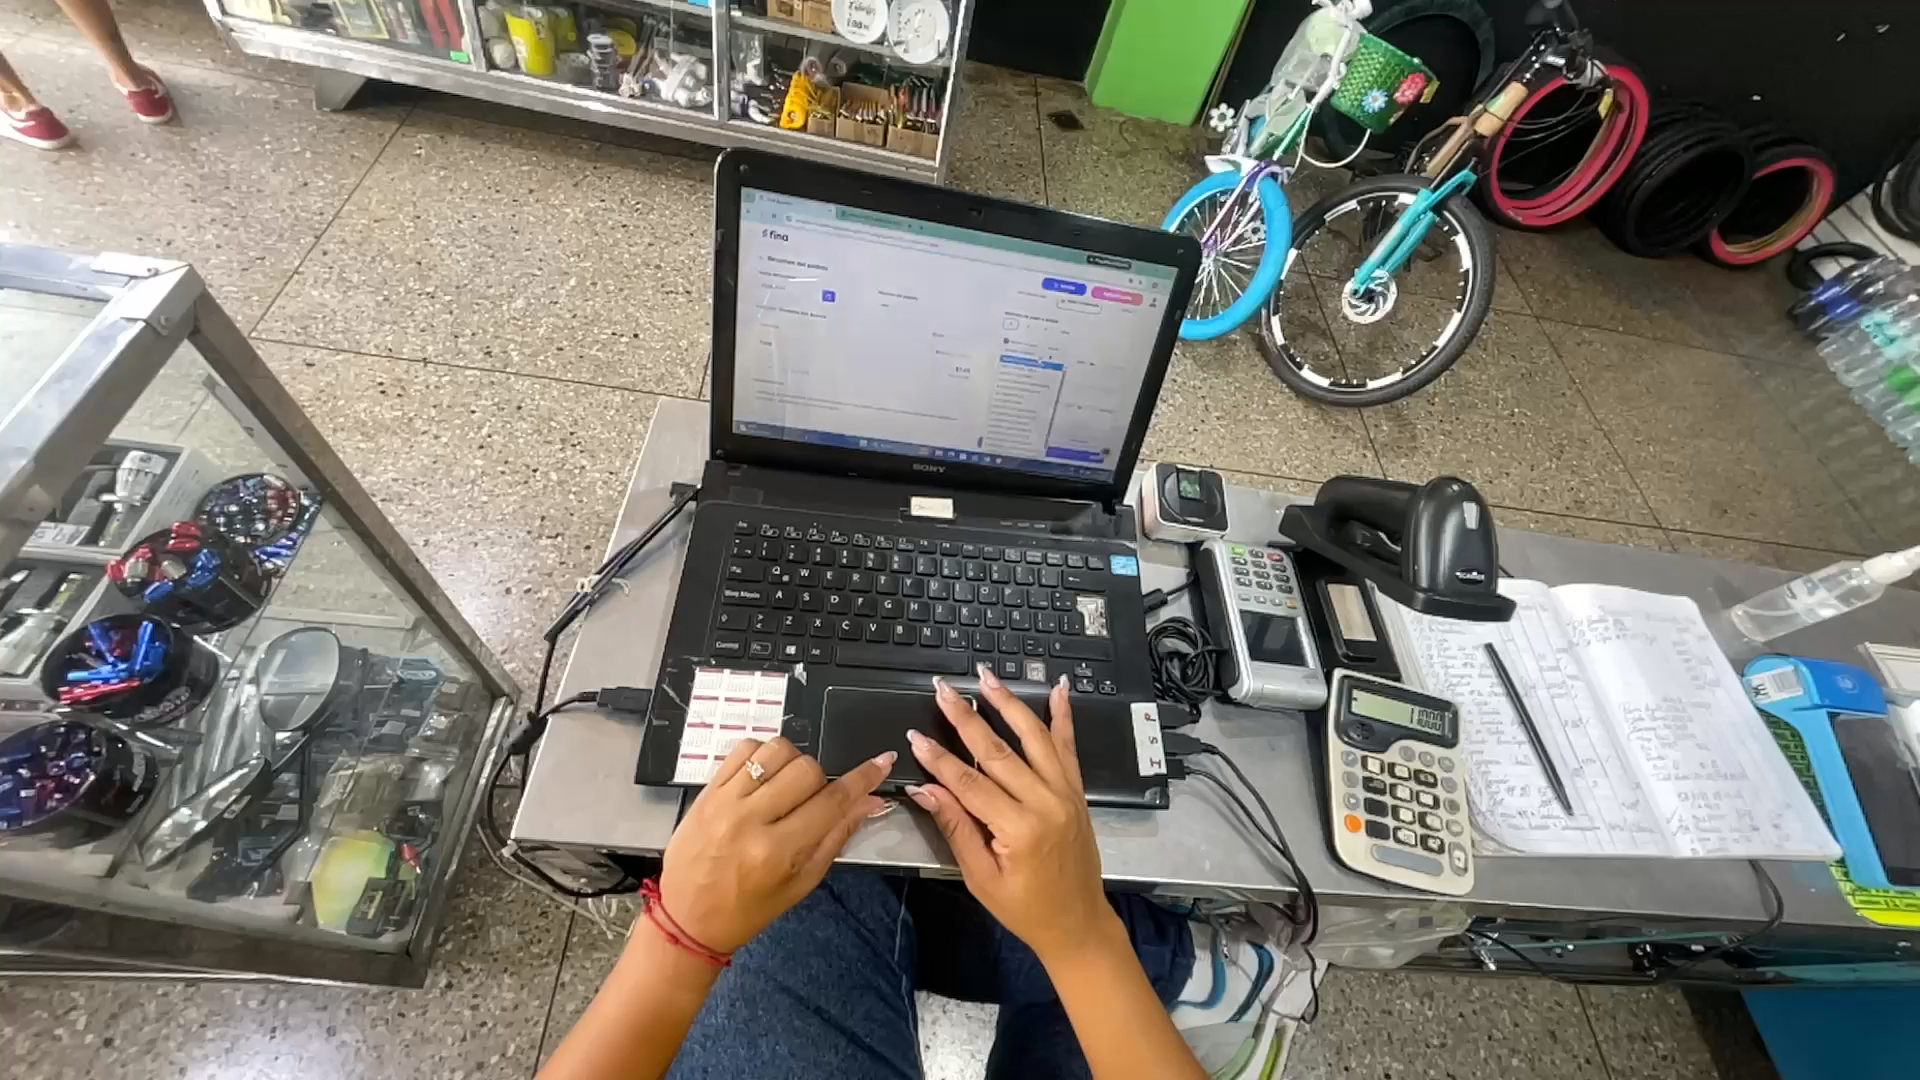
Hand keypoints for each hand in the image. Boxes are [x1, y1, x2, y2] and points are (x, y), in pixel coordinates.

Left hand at [658, 737, 893, 952]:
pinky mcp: (707, 791)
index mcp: (778, 852)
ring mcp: (725, 802)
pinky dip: (761, 754)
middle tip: (810, 800)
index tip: (882, 762)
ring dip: (792, 762)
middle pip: (808, 769)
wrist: (686, 921)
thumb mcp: (801, 883)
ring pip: (777, 750)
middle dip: (820, 779)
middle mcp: (751, 821)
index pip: (833, 801)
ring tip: (784, 785)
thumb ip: (838, 836)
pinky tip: (762, 776)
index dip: (863, 778)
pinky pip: (743, 748)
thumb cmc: (748, 909)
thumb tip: (871, 801)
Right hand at [904, 667, 1119, 963]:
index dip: (939, 759)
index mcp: (1019, 829)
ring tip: (986, 677)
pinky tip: (1061, 687)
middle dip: (966, 717)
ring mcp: (1065, 792)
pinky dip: (1064, 715)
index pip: (969, 783)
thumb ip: (956, 828)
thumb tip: (924, 789)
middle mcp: (1046, 802)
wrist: (1079, 924)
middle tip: (943, 690)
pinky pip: (1069, 745)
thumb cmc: (1026, 910)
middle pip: (999, 750)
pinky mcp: (1077, 789)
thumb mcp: (981, 878)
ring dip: (1008, 703)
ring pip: (1034, 736)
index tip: (915, 736)